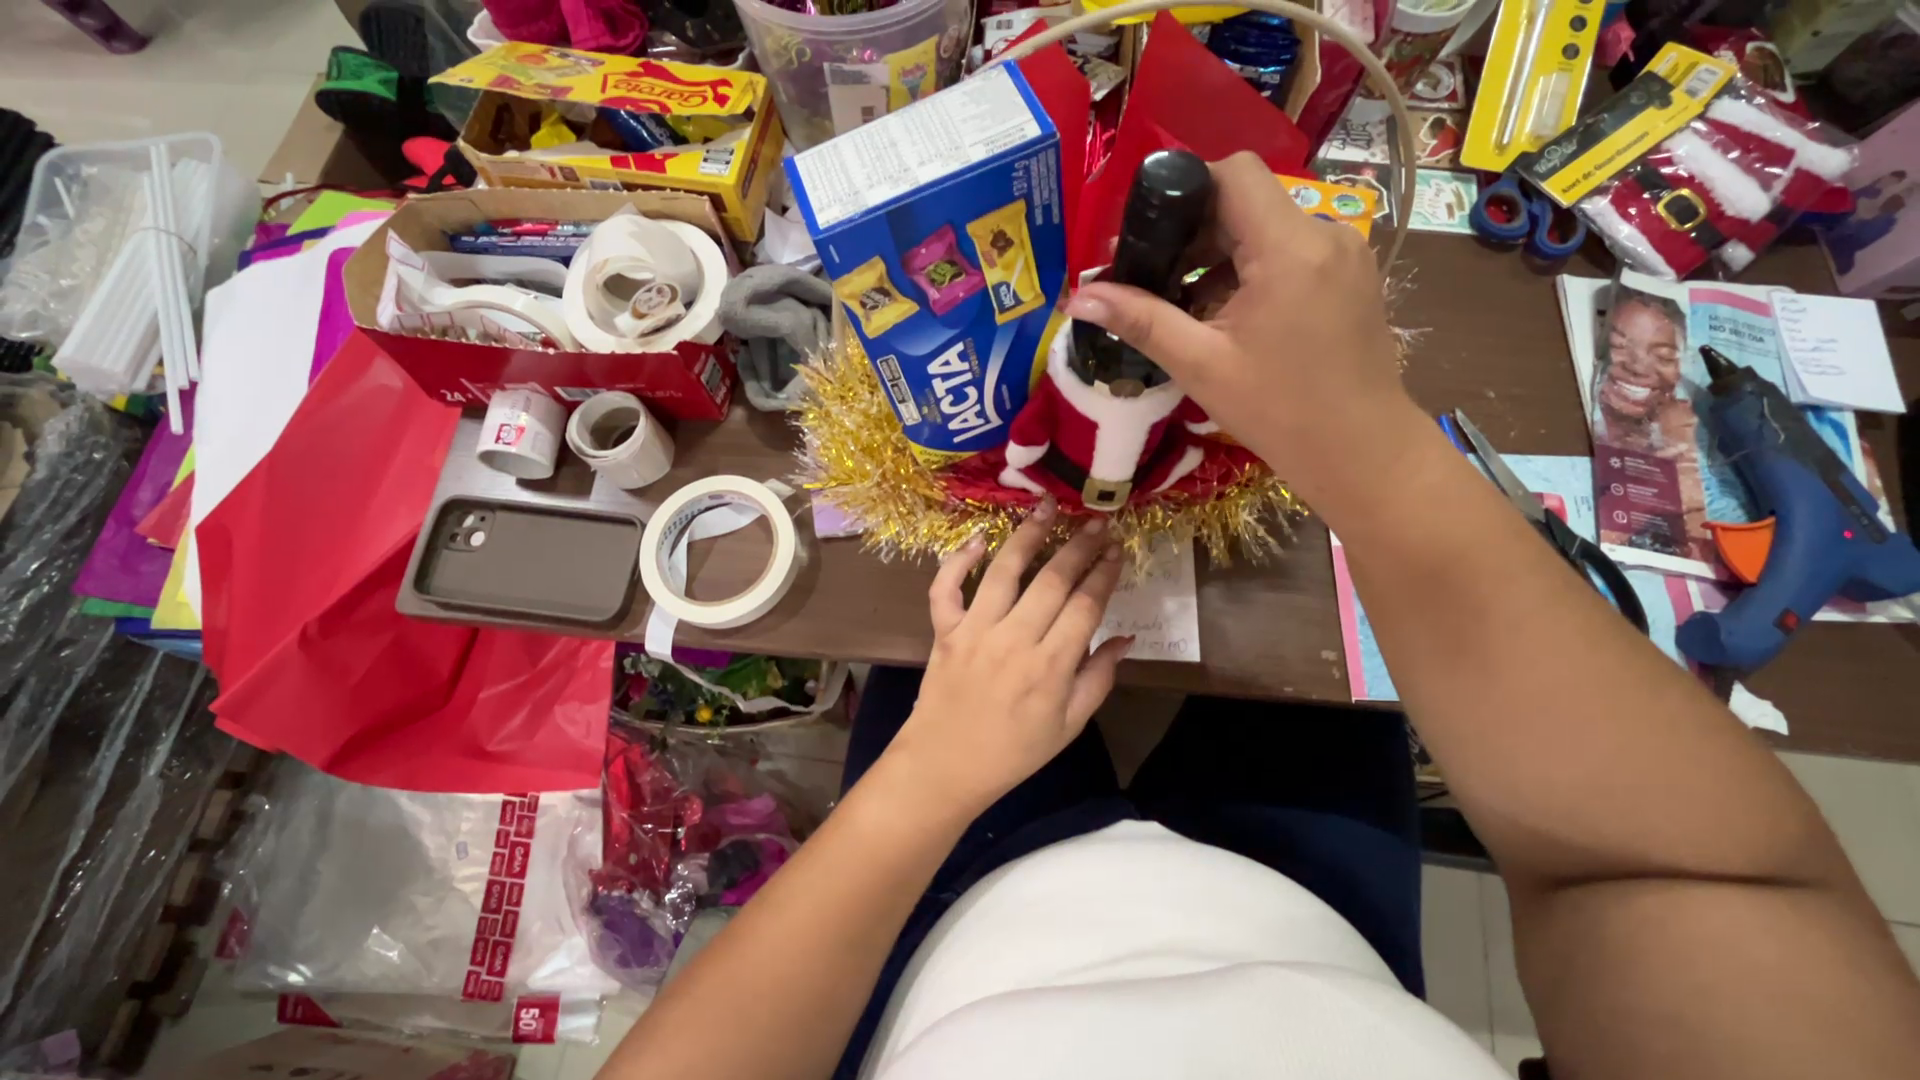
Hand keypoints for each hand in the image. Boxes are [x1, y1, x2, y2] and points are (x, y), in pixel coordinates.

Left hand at [882, 500, 1129, 815]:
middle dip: (1079, 546)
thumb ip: (1099, 679)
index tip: (1117, 549)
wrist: (945, 766)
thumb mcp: (1069, 726)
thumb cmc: (1014, 751)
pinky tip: (978, 539)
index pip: (1085, 606)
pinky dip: (957, 561)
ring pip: (1003, 571)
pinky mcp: (943, 632)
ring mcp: (974, 631)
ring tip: (1046, 507)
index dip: (1104, 573)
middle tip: (1097, 521)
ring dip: (1027, 536)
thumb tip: (1126, 639)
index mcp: (1051, 666)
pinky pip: (946, 589)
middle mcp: (1014, 640)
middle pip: (1052, 580)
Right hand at [1062, 152, 1421, 508]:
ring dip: (1221, 259)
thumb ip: (1140, 321)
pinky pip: (1291, 253)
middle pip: (1247, 201)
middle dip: (1195, 234)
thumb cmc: (1279, 411)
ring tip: (1187, 309)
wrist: (1360, 452)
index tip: (1149, 233)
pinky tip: (1228, 320)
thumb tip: (1078, 298)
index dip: (1185, 189)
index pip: (1233, 173)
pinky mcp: (1351, 277)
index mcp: (1289, 247)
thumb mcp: (1200, 366)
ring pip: (1267, 229)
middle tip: (1153, 280)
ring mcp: (1345, 255)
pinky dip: (1253, 273)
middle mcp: (1325, 234)